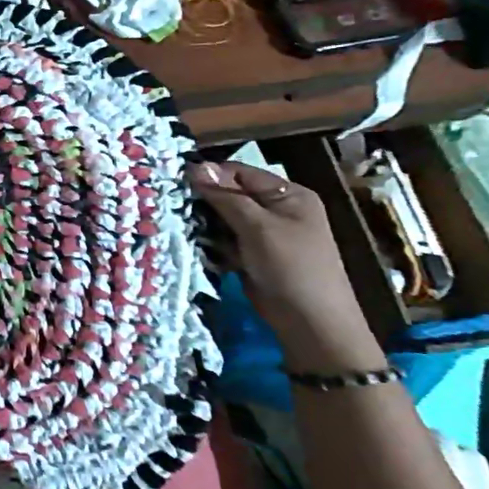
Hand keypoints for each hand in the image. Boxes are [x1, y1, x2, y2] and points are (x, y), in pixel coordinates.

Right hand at [190, 161, 386, 372]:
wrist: (310, 322)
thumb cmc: (290, 266)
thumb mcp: (257, 227)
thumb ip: (226, 196)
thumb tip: (195, 166)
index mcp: (288, 195)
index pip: (240, 173)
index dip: (211, 177)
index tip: (178, 184)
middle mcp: (277, 209)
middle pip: (231, 195)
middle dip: (206, 203)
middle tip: (178, 209)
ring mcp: (265, 234)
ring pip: (224, 219)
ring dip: (207, 226)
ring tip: (186, 231)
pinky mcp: (253, 255)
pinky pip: (226, 240)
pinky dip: (214, 244)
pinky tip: (201, 249)